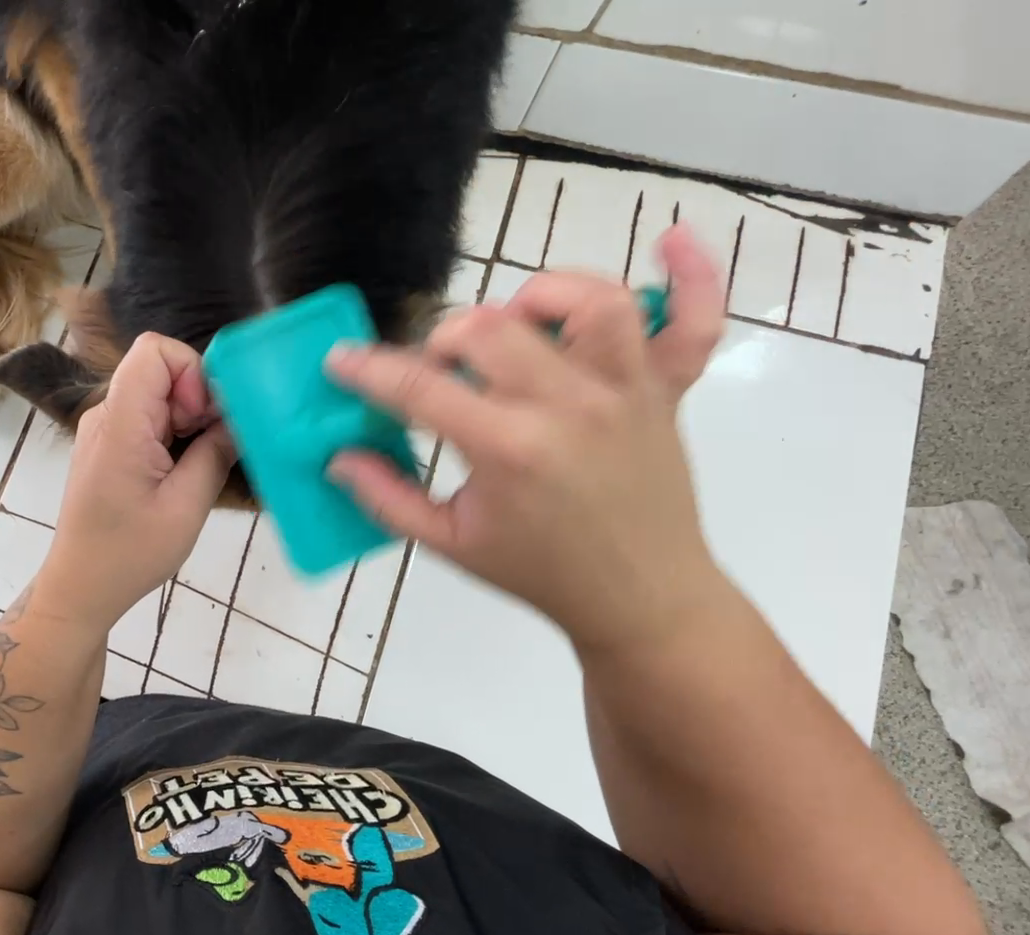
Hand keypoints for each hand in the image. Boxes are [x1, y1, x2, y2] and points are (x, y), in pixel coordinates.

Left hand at [34, 333, 238, 629]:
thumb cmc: (130, 554)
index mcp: (119, 424)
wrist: (82, 585)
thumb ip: (215, 454)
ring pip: (158, 395)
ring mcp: (103, 430)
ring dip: (187, 421)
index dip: (190, 372)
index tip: (201, 420)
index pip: (154, 350)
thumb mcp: (185, 508)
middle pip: (160, 370)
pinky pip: (148, 418)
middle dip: (196, 400)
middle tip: (209, 449)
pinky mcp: (108, 446)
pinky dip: (173, 435)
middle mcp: (105, 415)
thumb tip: (239, 420)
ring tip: (195, 467)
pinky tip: (180, 473)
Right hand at [325, 226, 732, 653]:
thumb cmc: (535, 571)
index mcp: (507, 449)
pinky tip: (670, 239)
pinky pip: (694, 318)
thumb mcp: (447, 543)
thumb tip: (338, 457)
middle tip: (435, 371)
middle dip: (443, 340)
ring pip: (589, 302)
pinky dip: (690, 275)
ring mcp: (626, 391)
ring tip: (515, 324)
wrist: (640, 597)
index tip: (340, 361)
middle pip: (492, 328)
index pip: (421, 388)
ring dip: (538, 299)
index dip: (369, 370)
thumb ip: (386, 498)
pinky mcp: (667, 390)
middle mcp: (569, 406)